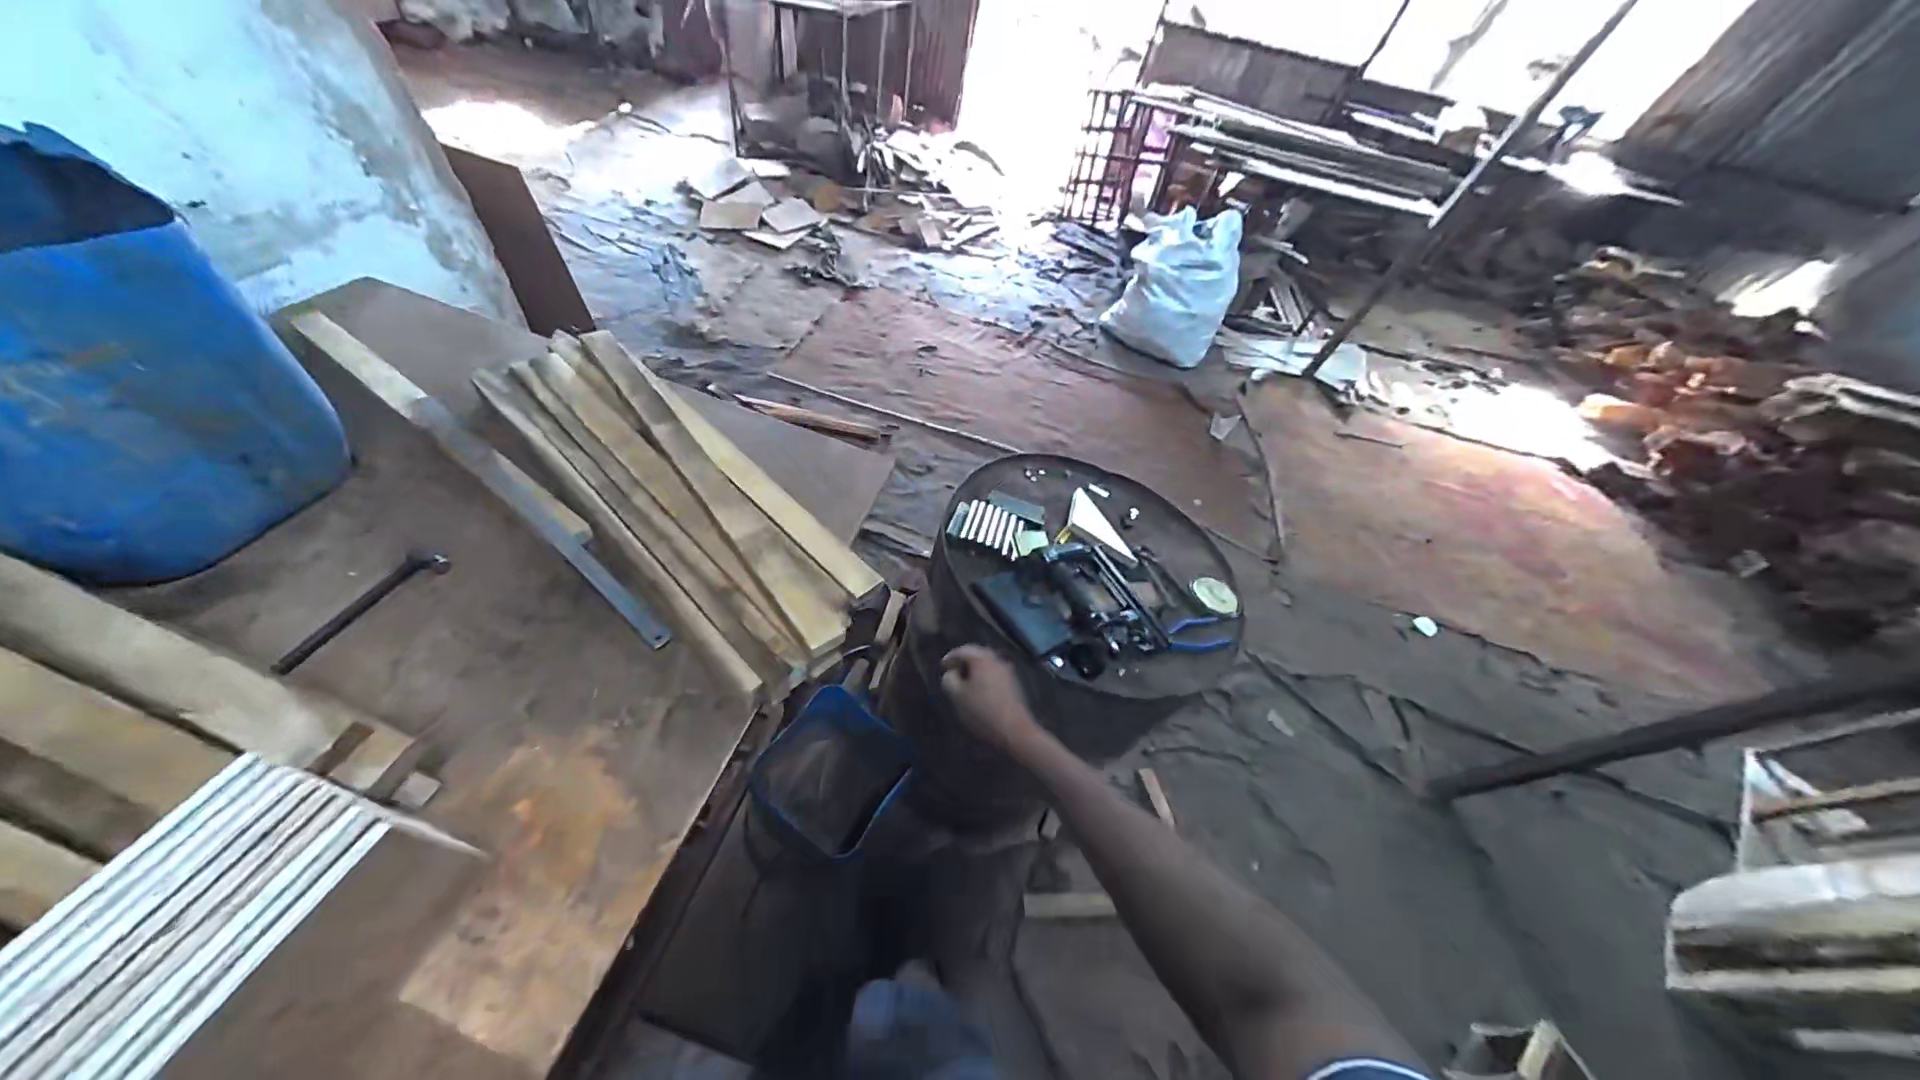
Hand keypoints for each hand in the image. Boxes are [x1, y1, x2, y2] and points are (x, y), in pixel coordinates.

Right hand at [940, 645, 1046, 757]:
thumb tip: (951, 672)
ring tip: (965, 682)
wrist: (1014, 730)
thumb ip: (949, 680)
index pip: (961, 651)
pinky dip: (984, 675)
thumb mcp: (957, 697)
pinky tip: (980, 689)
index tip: (942, 668)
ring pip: (987, 663)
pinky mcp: (1013, 682)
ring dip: (975, 669)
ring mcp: (1007, 670)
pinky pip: (994, 672)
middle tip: (952, 672)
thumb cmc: (981, 712)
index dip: (950, 658)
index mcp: (981, 659)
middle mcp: (996, 659)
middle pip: (976, 654)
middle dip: (963, 661)